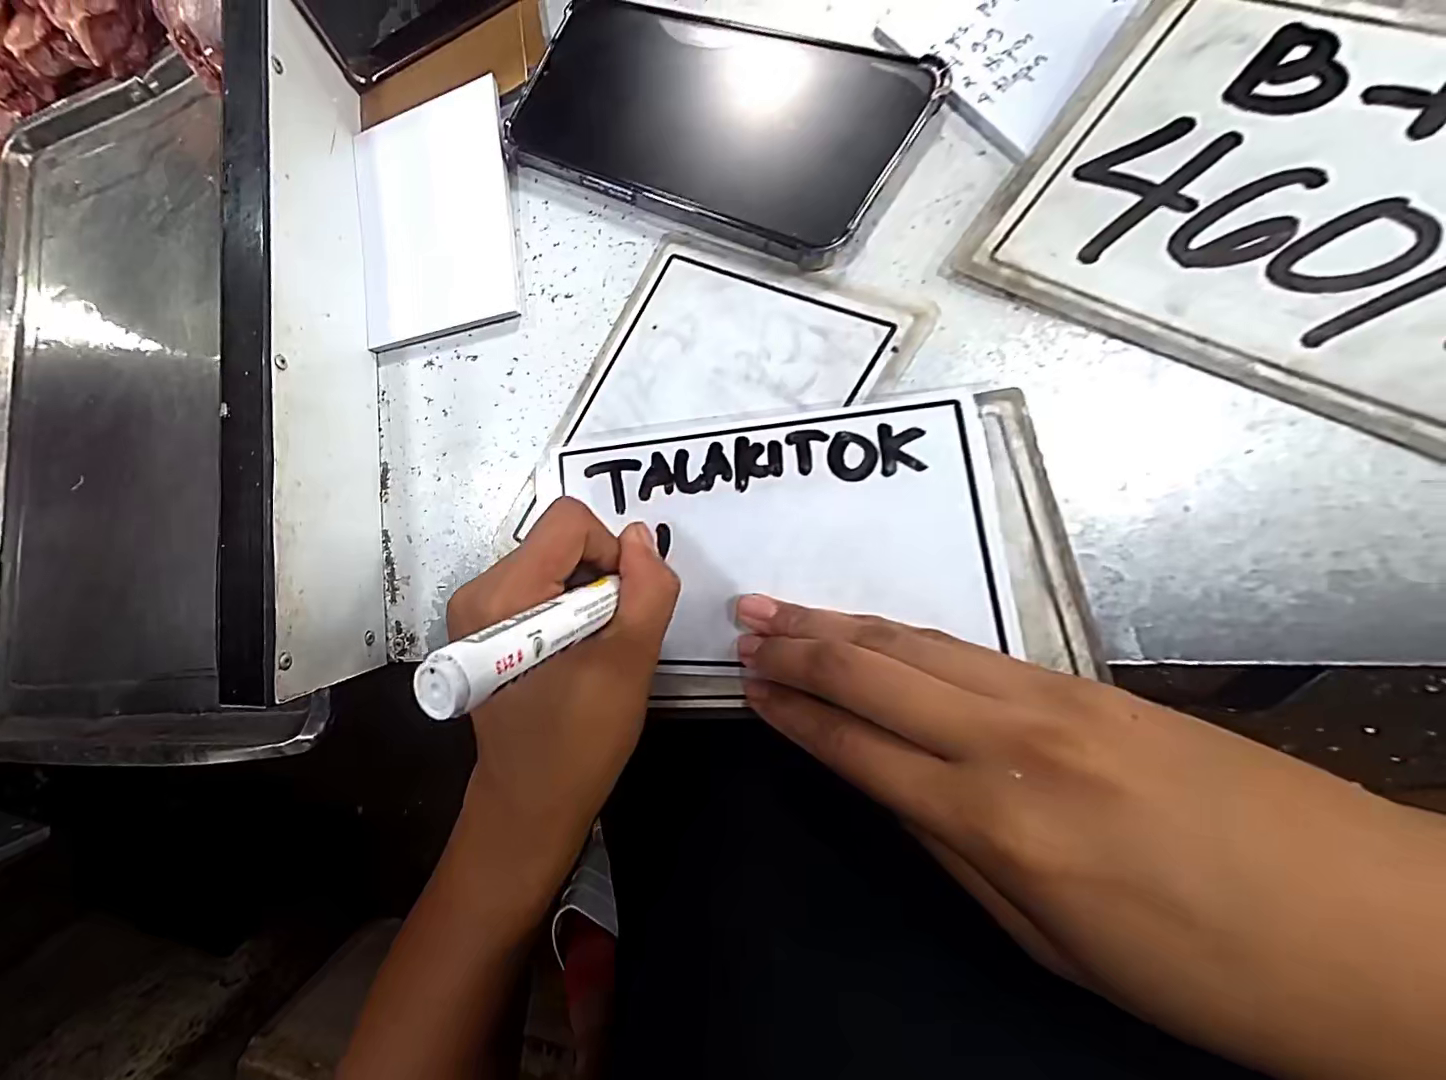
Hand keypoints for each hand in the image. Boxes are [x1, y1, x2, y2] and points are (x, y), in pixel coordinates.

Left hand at [447, 497, 678, 858]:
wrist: (529, 799)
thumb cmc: (575, 743)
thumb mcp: (627, 664)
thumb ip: (647, 590)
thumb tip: (638, 537)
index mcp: (502, 597)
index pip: (568, 522)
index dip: (611, 555)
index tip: (620, 607)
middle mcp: (476, 591)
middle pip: (556, 540)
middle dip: (597, 578)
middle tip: (606, 637)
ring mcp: (474, 607)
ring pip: (550, 560)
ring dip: (584, 595)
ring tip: (588, 650)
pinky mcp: (482, 622)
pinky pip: (536, 583)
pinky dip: (566, 606)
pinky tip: (571, 652)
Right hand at [735, 596, 1445, 1079]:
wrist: (1413, 943)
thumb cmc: (1209, 972)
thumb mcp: (1048, 940)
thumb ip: (946, 846)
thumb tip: (879, 781)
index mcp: (992, 820)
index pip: (853, 742)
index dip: (790, 711)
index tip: (746, 688)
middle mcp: (1008, 741)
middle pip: (869, 672)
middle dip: (794, 648)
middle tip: (741, 628)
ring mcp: (1051, 700)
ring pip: (909, 643)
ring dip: (831, 623)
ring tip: (775, 609)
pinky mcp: (1085, 683)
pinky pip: (961, 646)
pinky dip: (893, 631)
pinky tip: (861, 625)